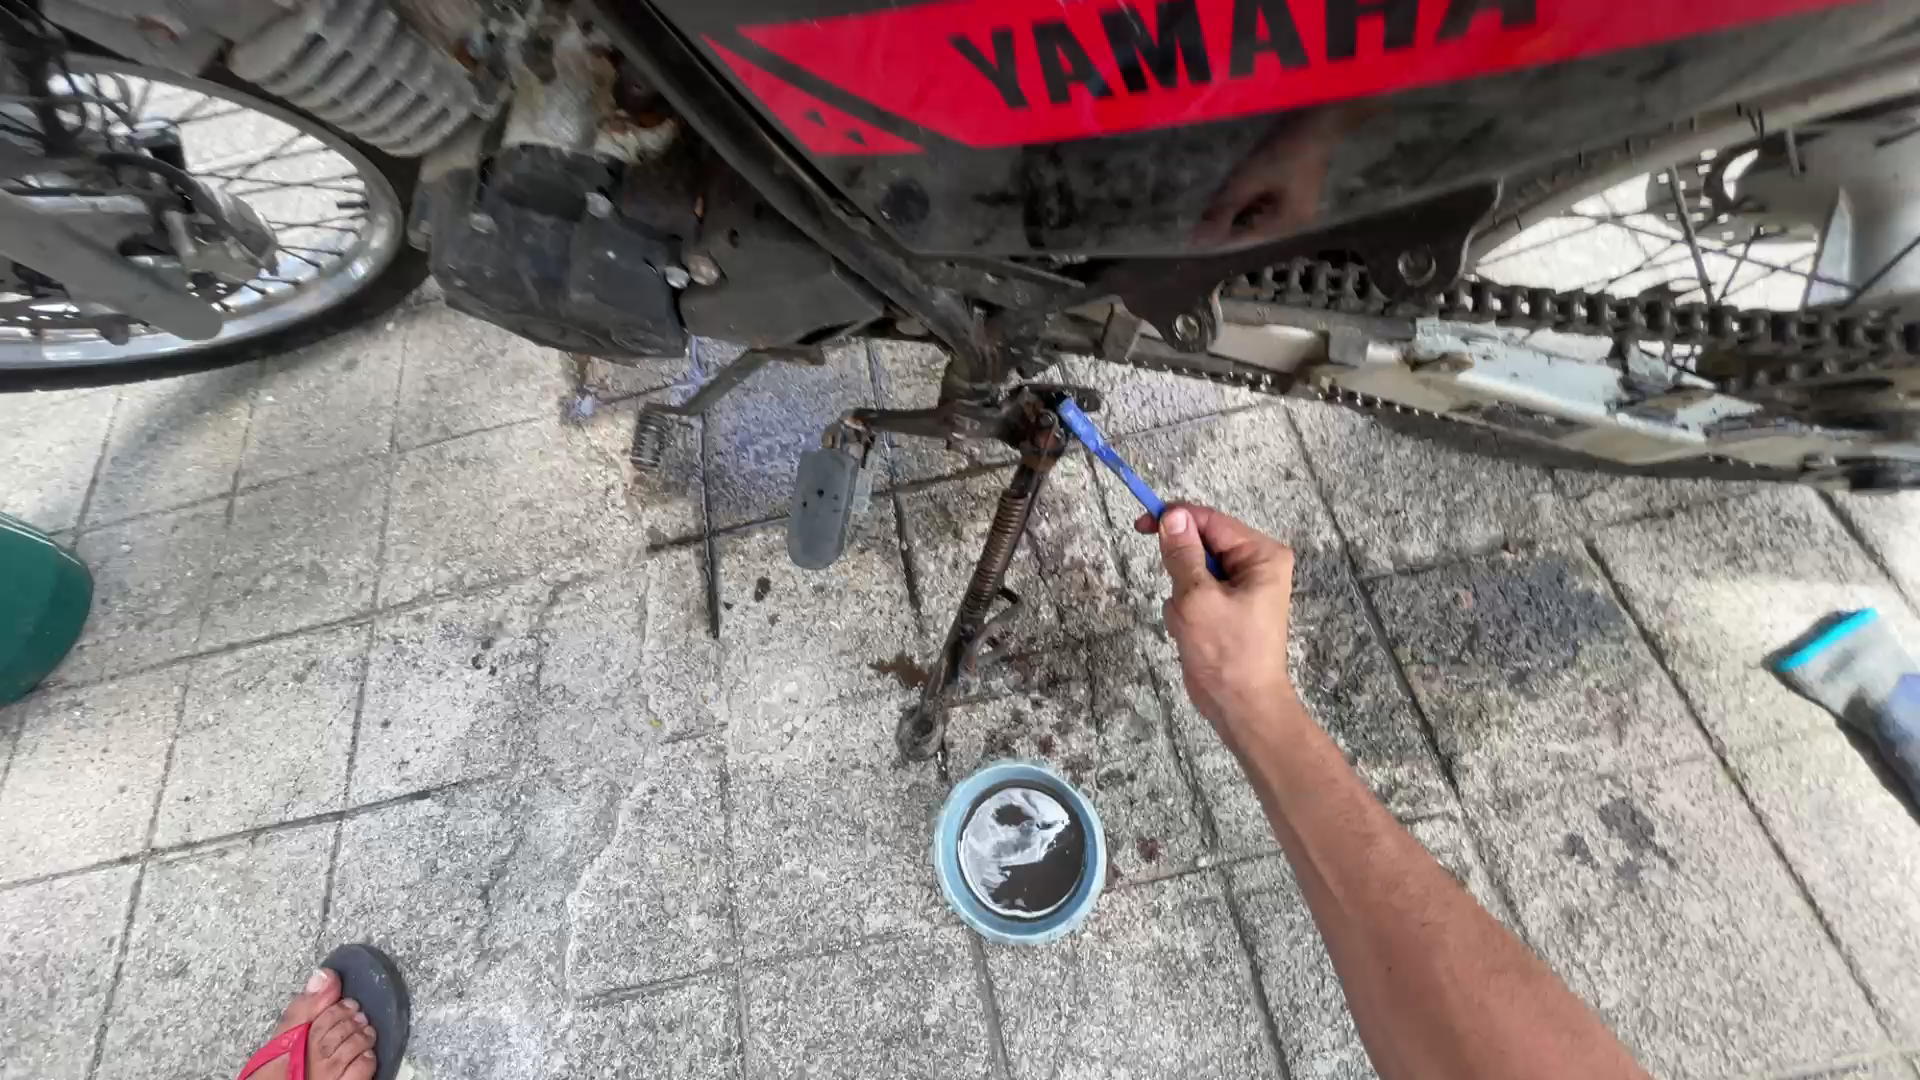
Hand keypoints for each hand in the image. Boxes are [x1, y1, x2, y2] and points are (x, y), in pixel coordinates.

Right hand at [1136, 504, 1299, 750]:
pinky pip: (1191, 594)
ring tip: (1190, 624)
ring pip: (1190, 571)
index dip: (1174, 519)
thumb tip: (1171, 516)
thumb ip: (1182, 554)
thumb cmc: (1226, 652)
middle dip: (1180, 572)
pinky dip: (1182, 612)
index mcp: (1261, 555)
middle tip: (1181, 599)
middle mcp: (1255, 565)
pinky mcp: (1224, 608)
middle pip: (1200, 545)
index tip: (1140, 525)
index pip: (1210, 521)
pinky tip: (1190, 634)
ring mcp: (1239, 588)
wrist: (1241, 706)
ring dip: (1180, 596)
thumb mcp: (1197, 597)